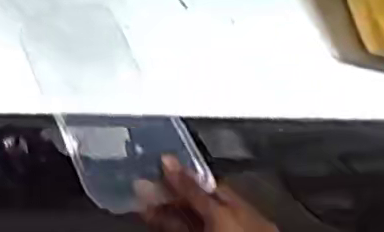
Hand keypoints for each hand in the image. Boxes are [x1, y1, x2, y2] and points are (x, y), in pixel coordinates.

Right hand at [136, 156, 274, 231]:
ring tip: (137, 194)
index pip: (210, 186)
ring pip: (184, 217)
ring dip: (160, 205)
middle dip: (167, 190)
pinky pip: (179, 229)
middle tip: (142, 180)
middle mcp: (231, 226)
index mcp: (246, 215)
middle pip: (195, 202)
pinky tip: (145, 213)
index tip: (157, 165)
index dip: (183, 174)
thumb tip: (167, 158)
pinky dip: (161, 221)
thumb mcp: (219, 215)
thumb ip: (193, 189)